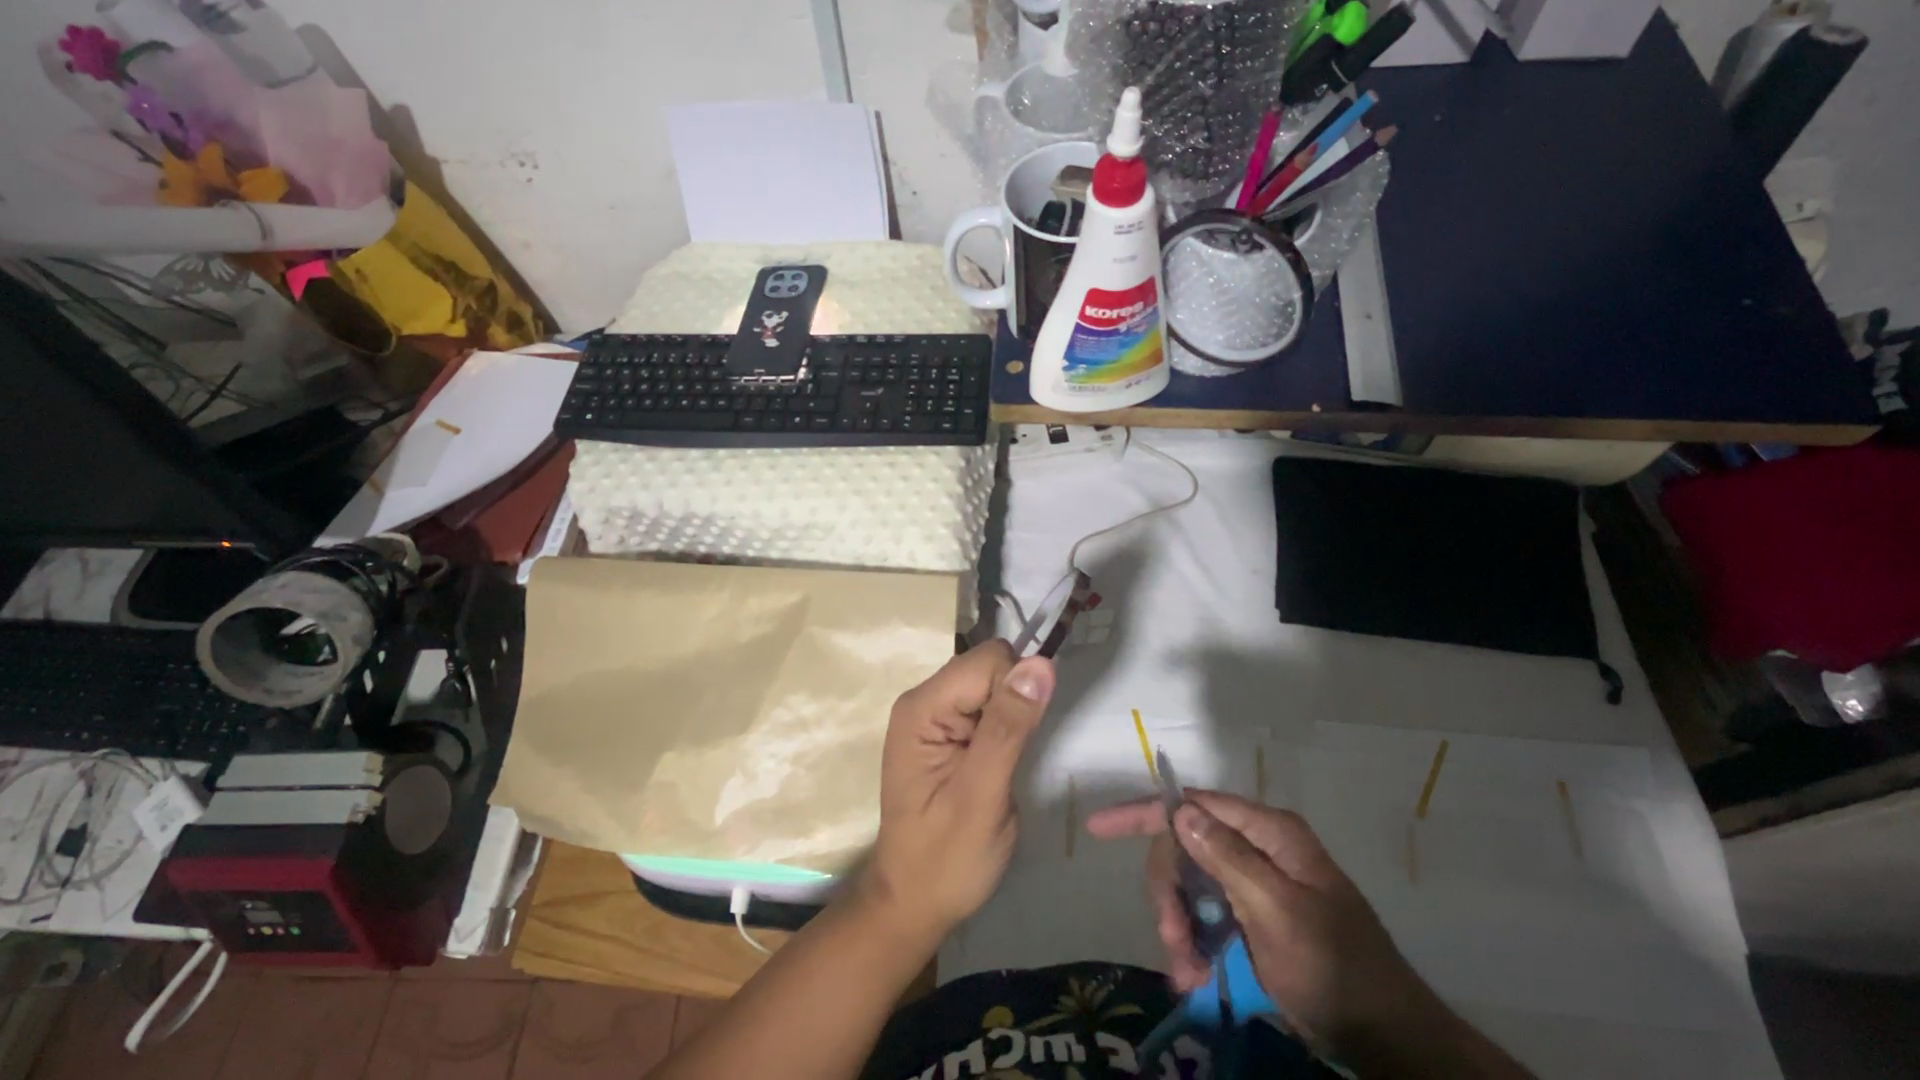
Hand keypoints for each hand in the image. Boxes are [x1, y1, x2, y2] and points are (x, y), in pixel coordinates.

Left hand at [860, 640, 1054, 934]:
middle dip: (1016, 702)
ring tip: (1007, 765)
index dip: (1018, 690)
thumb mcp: (981, 797)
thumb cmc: (945, 858)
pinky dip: (1007, 728)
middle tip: (1012, 759)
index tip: (1022, 740)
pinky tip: (1002, 763)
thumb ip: (1009, 728)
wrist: (915, 903)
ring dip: (1013, 717)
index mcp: (922, 709)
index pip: (989, 661)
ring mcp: (935, 717)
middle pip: (991, 667)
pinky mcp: (949, 733)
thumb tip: (1040, 663)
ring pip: (995, 685)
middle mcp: (924, 701)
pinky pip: (990, 707)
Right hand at [1086, 792, 1434, 1058]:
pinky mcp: (1253, 918)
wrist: (1379, 1030)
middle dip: (1170, 895)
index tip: (1098, 828)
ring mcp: (1256, 884)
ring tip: (1188, 971)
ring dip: (1180, 928)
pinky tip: (1195, 975)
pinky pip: (1207, 917)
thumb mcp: (1277, 911)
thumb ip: (1228, 857)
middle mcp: (1259, 849)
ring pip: (1191, 888)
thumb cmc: (1331, 965)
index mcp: (1269, 834)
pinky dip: (1195, 944)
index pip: (1194, 806)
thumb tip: (1181, 811)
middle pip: (1185, 851)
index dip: (1143, 813)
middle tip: (1172, 941)